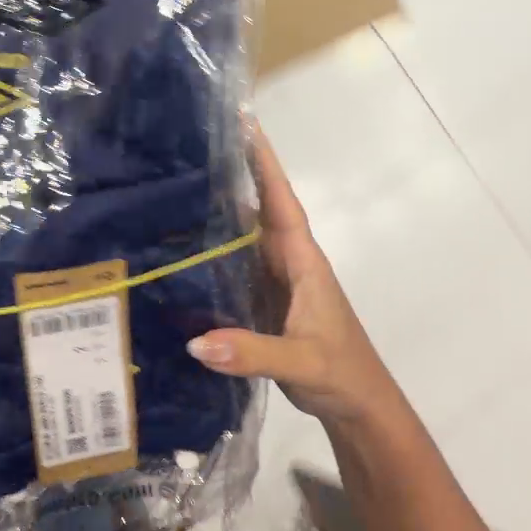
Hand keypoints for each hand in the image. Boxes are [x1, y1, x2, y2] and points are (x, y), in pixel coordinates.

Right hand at [185, 130, 397, 421]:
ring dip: (213, 207)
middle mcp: (285, 262)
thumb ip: (252, 353)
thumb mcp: (302, 362)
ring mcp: (271, 281)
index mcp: (302, 261)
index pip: (280, 201)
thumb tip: (195, 342)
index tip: (243, 122)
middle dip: (230, 172)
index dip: (263, 163)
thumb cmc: (341, 374)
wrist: (358, 407)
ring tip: (172, 180)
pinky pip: (228, 264)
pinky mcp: (258, 301)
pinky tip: (176, 243)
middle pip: (255, 207)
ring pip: (239, 234)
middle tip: (187, 140)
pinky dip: (206, 248)